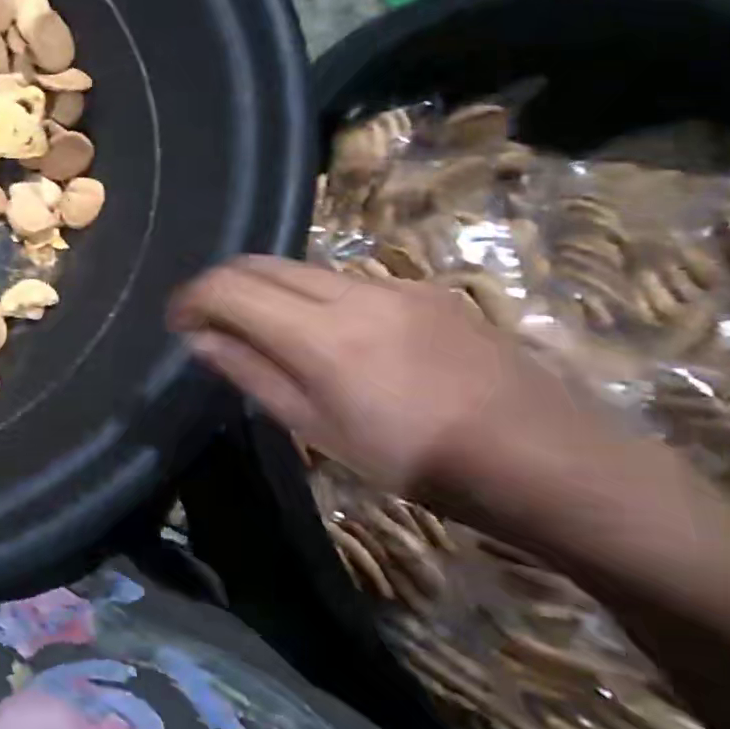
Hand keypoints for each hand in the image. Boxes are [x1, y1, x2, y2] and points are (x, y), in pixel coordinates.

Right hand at [168, 256, 618, 497]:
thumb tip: (198, 339)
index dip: (190, 299)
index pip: (228, 288)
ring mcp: (395, 286)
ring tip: (260, 328)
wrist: (553, 464)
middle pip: (259, 264)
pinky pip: (344, 278)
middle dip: (220, 285)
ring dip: (263, 287)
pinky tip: (322, 332)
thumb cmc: (417, 462)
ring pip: (300, 267)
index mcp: (321, 335)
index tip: (177, 323)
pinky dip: (307, 293)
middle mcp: (354, 293)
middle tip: (207, 321)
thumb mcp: (318, 430)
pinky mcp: (427, 291)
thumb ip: (251, 373)